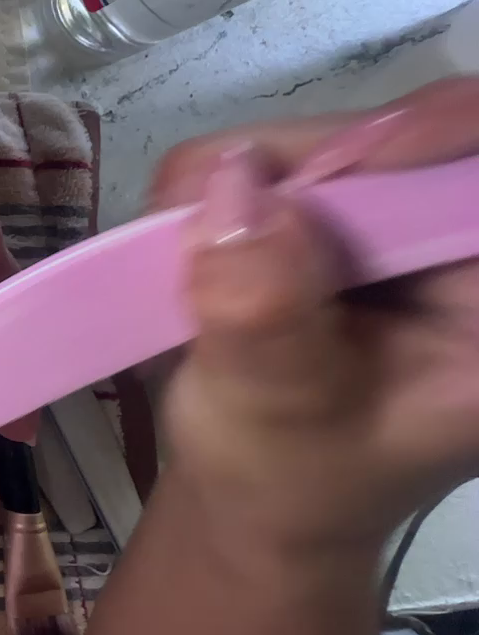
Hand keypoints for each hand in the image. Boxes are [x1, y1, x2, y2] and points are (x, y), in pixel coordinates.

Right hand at [157, 78, 478, 550]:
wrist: (251, 497)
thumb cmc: (284, 470)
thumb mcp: (275, 397)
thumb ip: (262, 301)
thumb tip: (229, 180)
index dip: (423, 136)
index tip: (297, 173)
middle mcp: (462, 250)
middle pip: (397, 141)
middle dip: (281, 168)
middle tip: (191, 225)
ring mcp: (401, 236)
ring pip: (323, 146)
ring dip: (231, 186)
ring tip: (183, 255)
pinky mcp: (337, 231)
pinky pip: (275, 168)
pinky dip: (215, 194)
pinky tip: (196, 251)